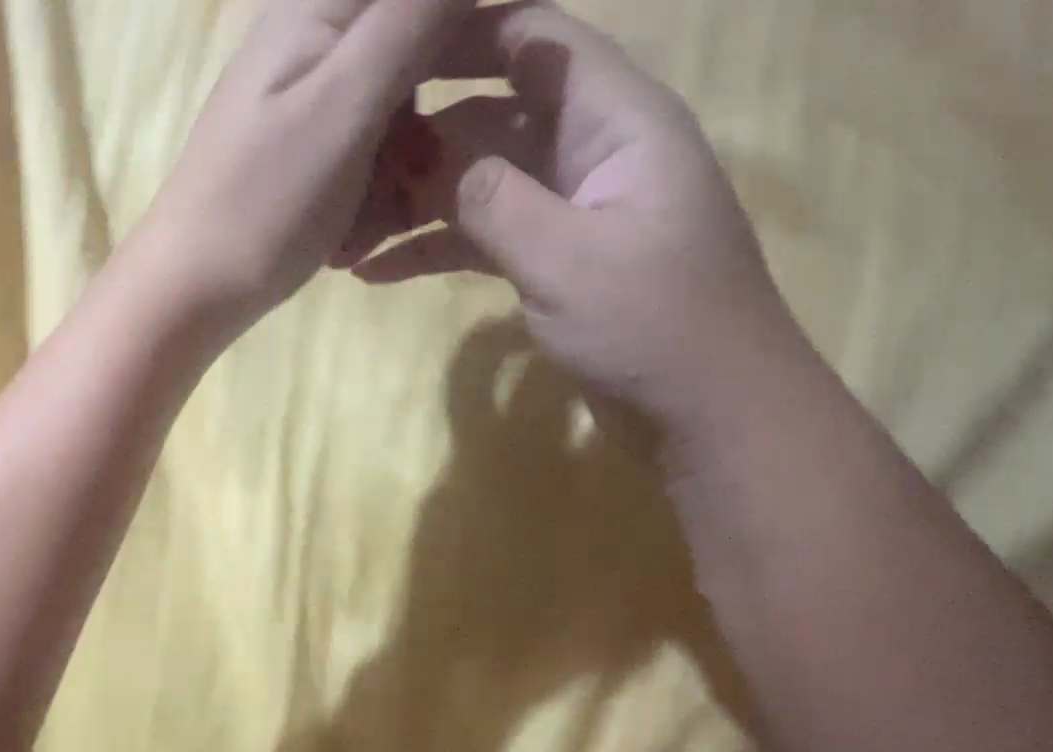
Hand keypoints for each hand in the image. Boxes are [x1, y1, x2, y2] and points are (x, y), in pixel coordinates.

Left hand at [133, 0, 475, 331]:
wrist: (188, 292)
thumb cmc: (264, 200)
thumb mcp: (347, 100)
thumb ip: (412, 15)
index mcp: (319, 6)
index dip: (478, 24)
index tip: (515, 70)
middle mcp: (313, 38)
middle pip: (419, 47)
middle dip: (432, 122)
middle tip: (424, 181)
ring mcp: (306, 101)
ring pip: (398, 112)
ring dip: (401, 172)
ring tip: (366, 227)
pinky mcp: (304, 154)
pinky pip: (367, 155)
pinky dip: (371, 197)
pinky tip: (348, 241)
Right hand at [336, 1, 814, 437]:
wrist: (708, 414)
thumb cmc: (651, 323)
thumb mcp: (563, 255)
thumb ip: (488, 196)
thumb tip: (419, 151)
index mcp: (616, 119)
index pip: (532, 40)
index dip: (459, 36)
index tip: (383, 58)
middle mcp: (591, 148)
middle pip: (491, 112)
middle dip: (420, 135)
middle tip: (345, 161)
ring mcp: (571, 206)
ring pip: (478, 180)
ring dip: (416, 202)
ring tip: (347, 230)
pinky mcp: (554, 257)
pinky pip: (482, 235)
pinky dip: (435, 249)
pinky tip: (375, 274)